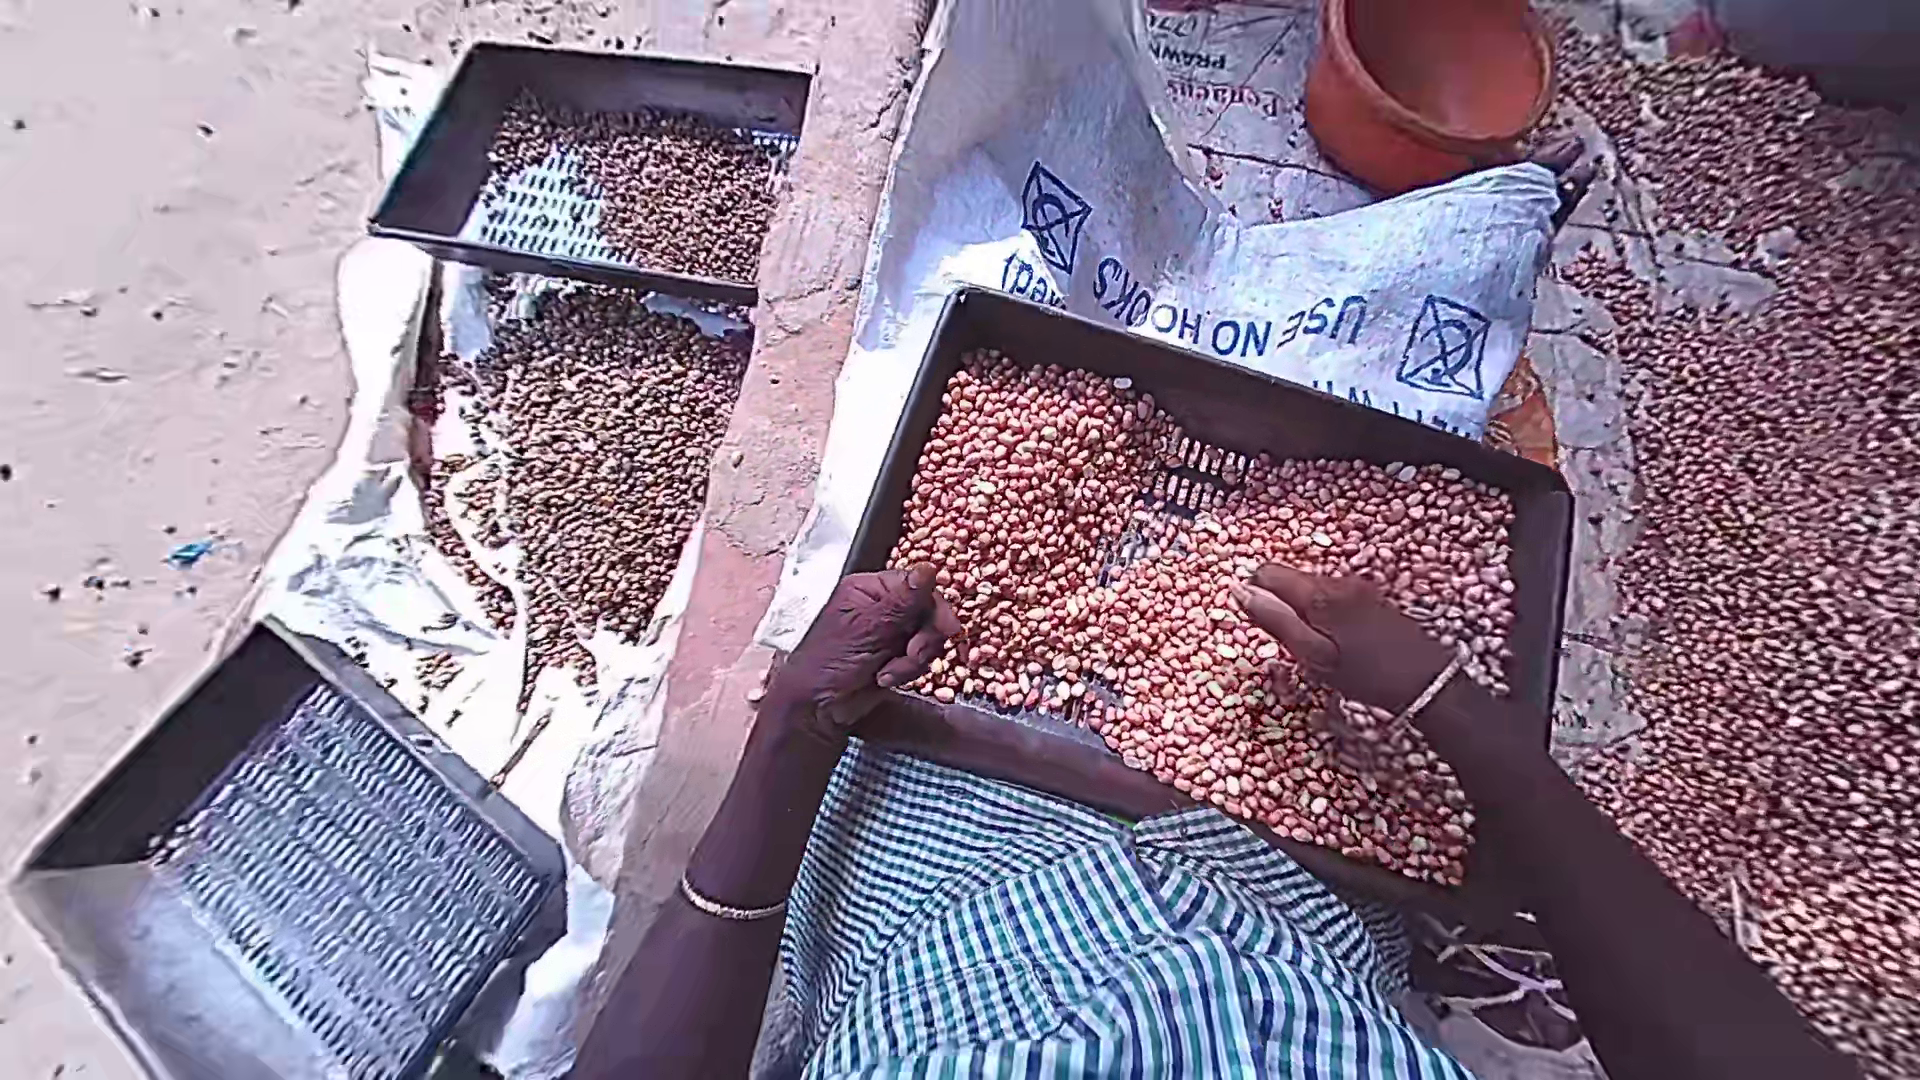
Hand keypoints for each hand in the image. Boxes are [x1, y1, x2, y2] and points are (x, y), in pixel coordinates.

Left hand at [766, 564, 961, 738]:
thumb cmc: (828, 664)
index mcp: (870, 589)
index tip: (946, 627)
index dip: (934, 606)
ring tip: (888, 672)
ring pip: (928, 637)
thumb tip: (928, 569)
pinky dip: (908, 671)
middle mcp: (883, 606)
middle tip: (913, 654)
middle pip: (927, 612)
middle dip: (923, 639)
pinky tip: (886, 679)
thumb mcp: (868, 630)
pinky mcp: (896, 656)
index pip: (915, 585)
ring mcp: (890, 632)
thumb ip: (902, 602)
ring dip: (913, 660)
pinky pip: (921, 658)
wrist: (815, 710)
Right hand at [1228, 563, 1454, 713]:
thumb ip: (1273, 619)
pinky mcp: (1368, 595)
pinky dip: (1320, 612)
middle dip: (1278, 603)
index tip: (1263, 623)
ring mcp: (1355, 586)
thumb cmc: (1364, 675)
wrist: (1429, 685)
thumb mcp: (1311, 654)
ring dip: (1300, 609)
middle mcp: (1336, 581)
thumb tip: (1239, 590)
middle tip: (1293, 641)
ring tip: (1316, 643)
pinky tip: (1336, 638)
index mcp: (1318, 594)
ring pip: (1306, 587)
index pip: (1266, 572)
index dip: (1255, 594)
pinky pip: (1328, 594)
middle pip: (1287, 578)